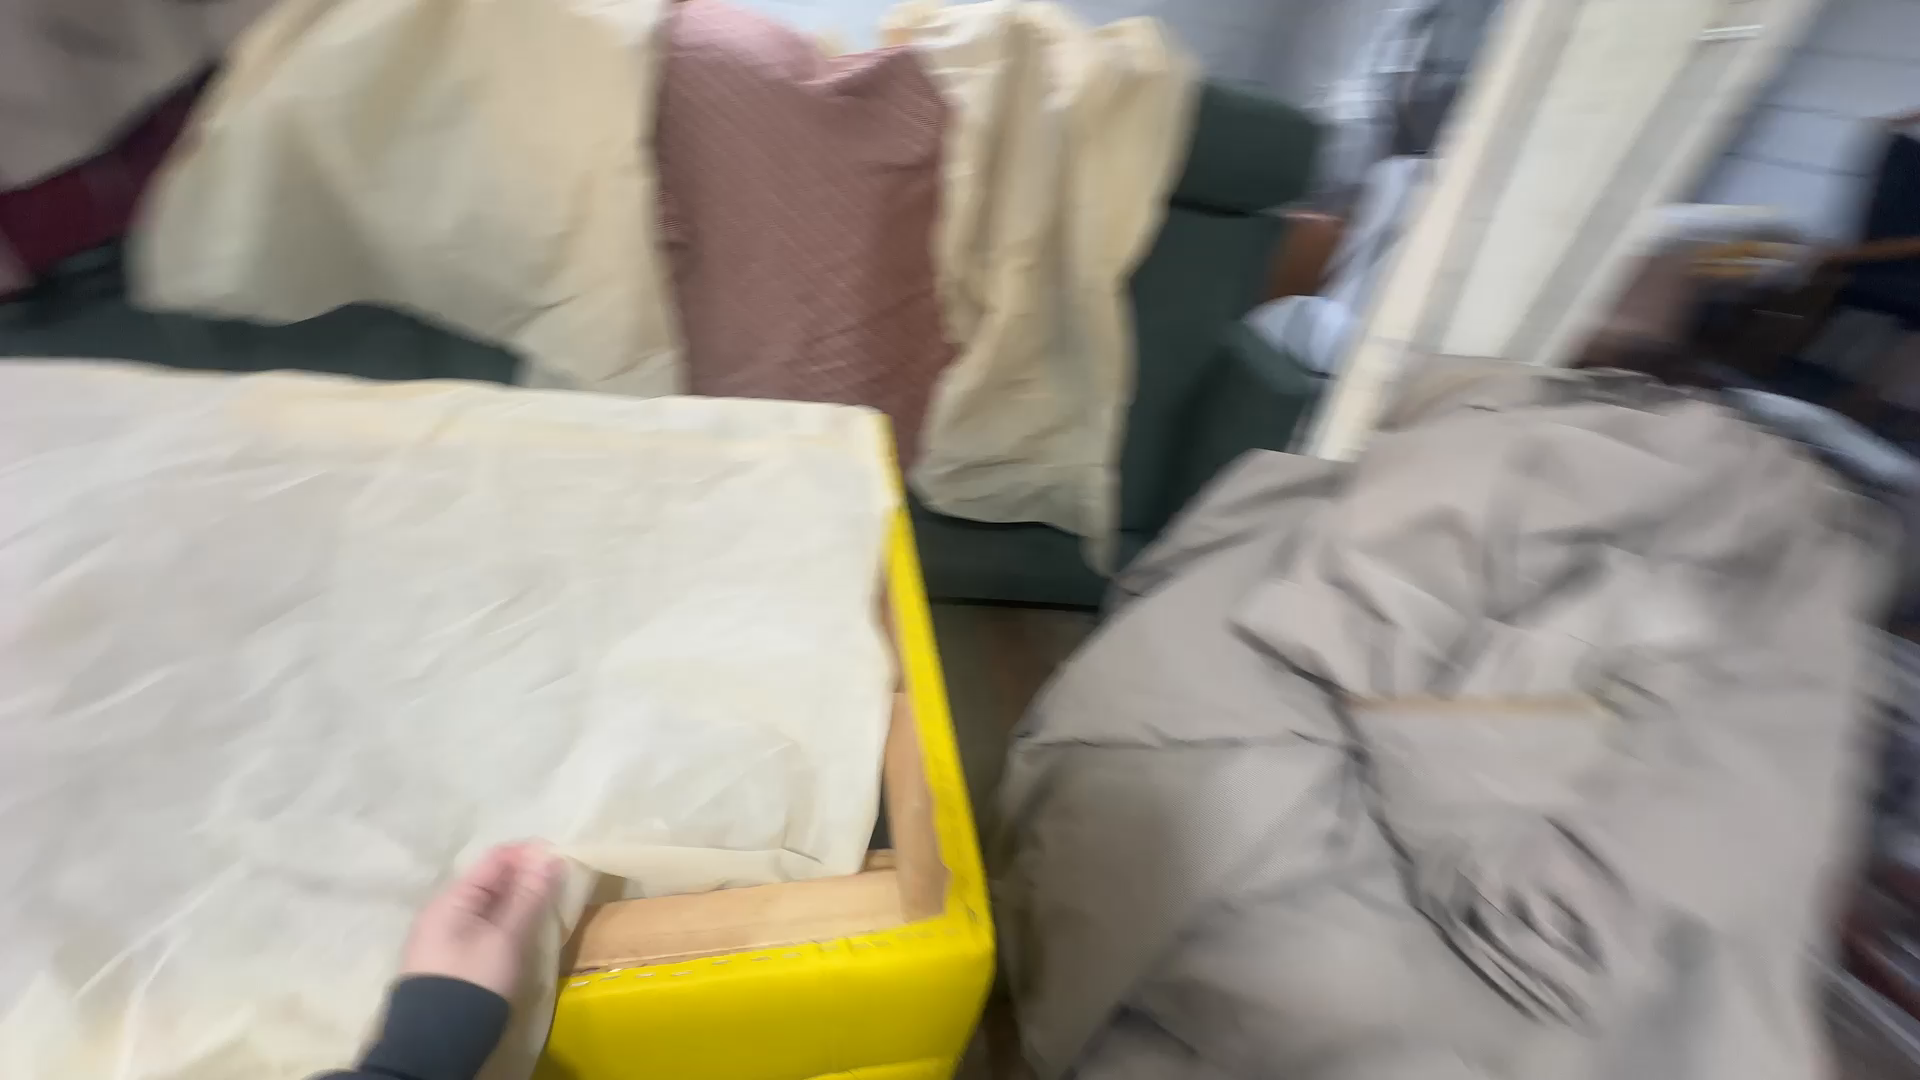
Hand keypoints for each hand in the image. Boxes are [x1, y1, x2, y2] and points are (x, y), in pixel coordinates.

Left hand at [400, 842, 564, 997]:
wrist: (434, 1046)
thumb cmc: (474, 980)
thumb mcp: (508, 935)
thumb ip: (530, 893)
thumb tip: (551, 857)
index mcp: (453, 898)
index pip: (497, 857)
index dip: (530, 853)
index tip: (561, 860)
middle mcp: (445, 909)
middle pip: (494, 877)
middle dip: (528, 876)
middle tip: (559, 885)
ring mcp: (446, 933)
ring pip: (491, 901)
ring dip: (520, 898)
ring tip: (547, 906)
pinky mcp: (452, 954)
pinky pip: (485, 921)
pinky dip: (509, 916)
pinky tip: (525, 928)